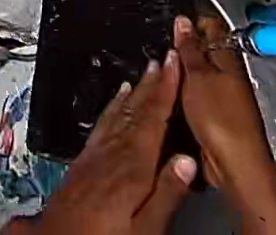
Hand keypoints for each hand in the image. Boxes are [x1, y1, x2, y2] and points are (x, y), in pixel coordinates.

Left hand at [2, 53, 196, 234]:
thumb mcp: (145, 228)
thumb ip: (167, 193)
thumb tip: (188, 160)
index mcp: (133, 164)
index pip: (154, 117)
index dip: (166, 88)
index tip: (175, 61)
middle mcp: (115, 149)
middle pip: (138, 109)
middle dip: (154, 82)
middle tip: (165, 57)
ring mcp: (99, 150)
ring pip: (123, 111)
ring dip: (138, 89)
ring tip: (148, 71)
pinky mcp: (88, 156)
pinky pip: (106, 120)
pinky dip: (116, 104)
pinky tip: (120, 97)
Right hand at [174, 15, 275, 233]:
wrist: (235, 166)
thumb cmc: (219, 117)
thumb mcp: (196, 75)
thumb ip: (188, 48)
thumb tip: (183, 20)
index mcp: (228, 57)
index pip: (210, 25)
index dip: (191, 21)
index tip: (171, 23)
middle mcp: (228, 73)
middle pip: (203, 50)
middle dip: (182, 49)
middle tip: (161, 50)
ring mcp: (223, 95)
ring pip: (198, 74)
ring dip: (181, 73)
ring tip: (161, 72)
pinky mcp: (216, 116)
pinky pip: (196, 95)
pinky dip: (183, 93)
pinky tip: (170, 96)